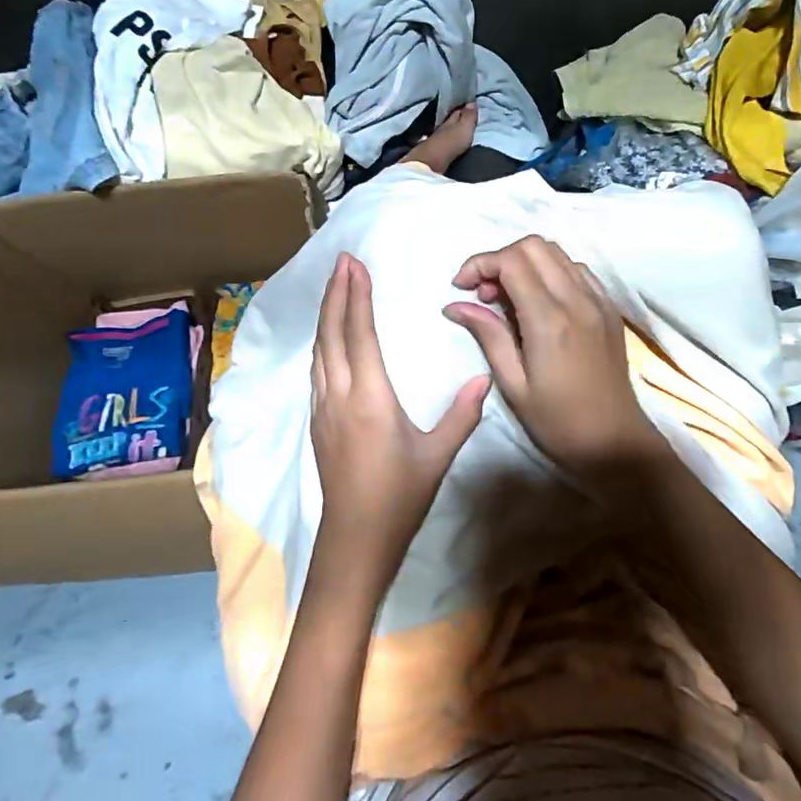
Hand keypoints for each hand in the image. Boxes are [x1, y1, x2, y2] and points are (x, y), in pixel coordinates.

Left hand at [311, 253, 489, 585]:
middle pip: (332, 333)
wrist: (355, 539)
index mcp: (369, 398)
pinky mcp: (317, 420)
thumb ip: (461, 415)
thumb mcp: (436, 456)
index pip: (359, 334)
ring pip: (320, 350)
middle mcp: (339, 394)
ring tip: (334, 288)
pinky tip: (329, 338)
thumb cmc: (399, 498)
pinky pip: (317, 368)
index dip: (356, 296)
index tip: (355, 265)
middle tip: (342, 261)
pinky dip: (323, 341)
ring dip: (327, 315)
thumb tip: (484, 378)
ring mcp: (322, 408)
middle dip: (336, 293)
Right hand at [443, 236, 666, 473]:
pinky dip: (550, 272)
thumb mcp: (513, 383)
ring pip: (557, 253)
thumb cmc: (557, 421)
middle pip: (534, 246)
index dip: (480, 264)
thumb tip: (455, 305)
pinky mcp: (609, 308)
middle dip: (500, 259)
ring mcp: (599, 301)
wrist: (614, 443)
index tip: (461, 287)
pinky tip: (539, 302)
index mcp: (550, 320)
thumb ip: (488, 335)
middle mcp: (578, 300)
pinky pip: (577, 270)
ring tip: (508, 299)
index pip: (511, 262)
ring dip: (525, 263)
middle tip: (484, 294)